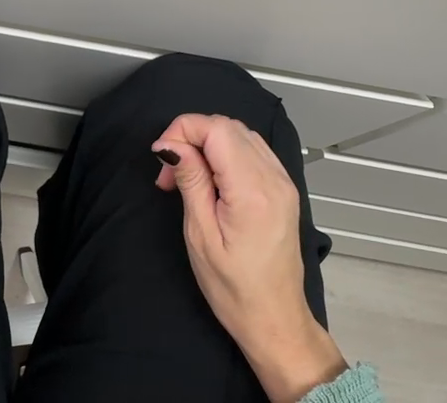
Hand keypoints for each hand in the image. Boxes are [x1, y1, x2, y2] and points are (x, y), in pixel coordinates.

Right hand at [154, 114, 346, 402]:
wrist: (276, 320)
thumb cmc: (233, 288)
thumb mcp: (200, 235)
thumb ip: (190, 180)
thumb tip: (170, 144)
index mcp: (252, 191)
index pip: (216, 129)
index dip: (183, 131)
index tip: (162, 158)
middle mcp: (274, 178)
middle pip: (227, 126)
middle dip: (191, 136)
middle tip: (170, 172)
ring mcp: (283, 181)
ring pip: (240, 133)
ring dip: (207, 142)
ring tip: (187, 175)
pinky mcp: (284, 188)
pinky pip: (252, 148)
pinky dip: (225, 151)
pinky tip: (212, 177)